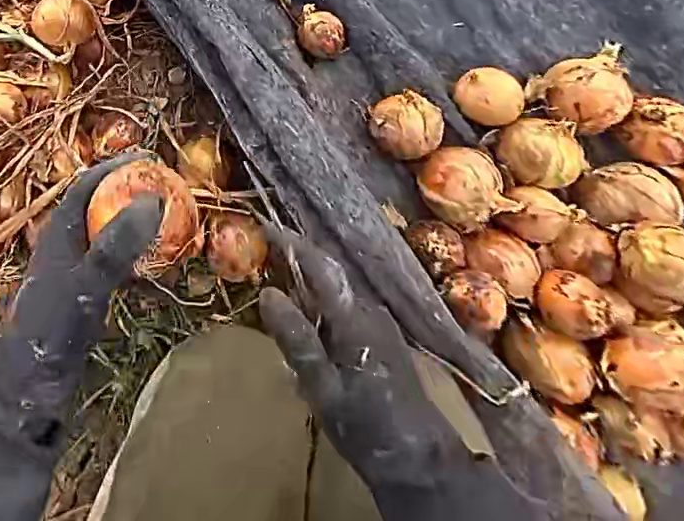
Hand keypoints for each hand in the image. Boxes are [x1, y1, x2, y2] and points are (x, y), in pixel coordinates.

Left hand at [0, 149, 165, 444]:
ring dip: (136, 219)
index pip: (90, 183)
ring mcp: (74, 267)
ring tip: (168, 216)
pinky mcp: (83, 291)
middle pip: (101, 203)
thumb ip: (116, 245)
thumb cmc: (48, 329)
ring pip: (109, 229)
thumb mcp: (85, 283)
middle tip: (168, 186)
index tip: (151, 158)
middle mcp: (66, 243)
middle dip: (133, 190)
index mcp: (59, 230)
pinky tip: (154, 259)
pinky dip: (136, 249)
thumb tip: (152, 202)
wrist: (23, 388)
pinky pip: (115, 256)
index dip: (119, 166)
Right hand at [259, 227, 545, 518]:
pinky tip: (306, 317)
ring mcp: (379, 320)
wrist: (418, 458)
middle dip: (297, 255)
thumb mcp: (323, 389)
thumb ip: (297, 340)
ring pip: (337, 288)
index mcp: (355, 317)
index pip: (320, 266)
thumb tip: (267, 293)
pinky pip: (344, 306)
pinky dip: (320, 301)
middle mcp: (370, 308)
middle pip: (329, 271)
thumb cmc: (367, 428)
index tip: (265, 226)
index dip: (292, 243)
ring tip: (278, 275)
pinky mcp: (381, 335)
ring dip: (308, 279)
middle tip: (265, 248)